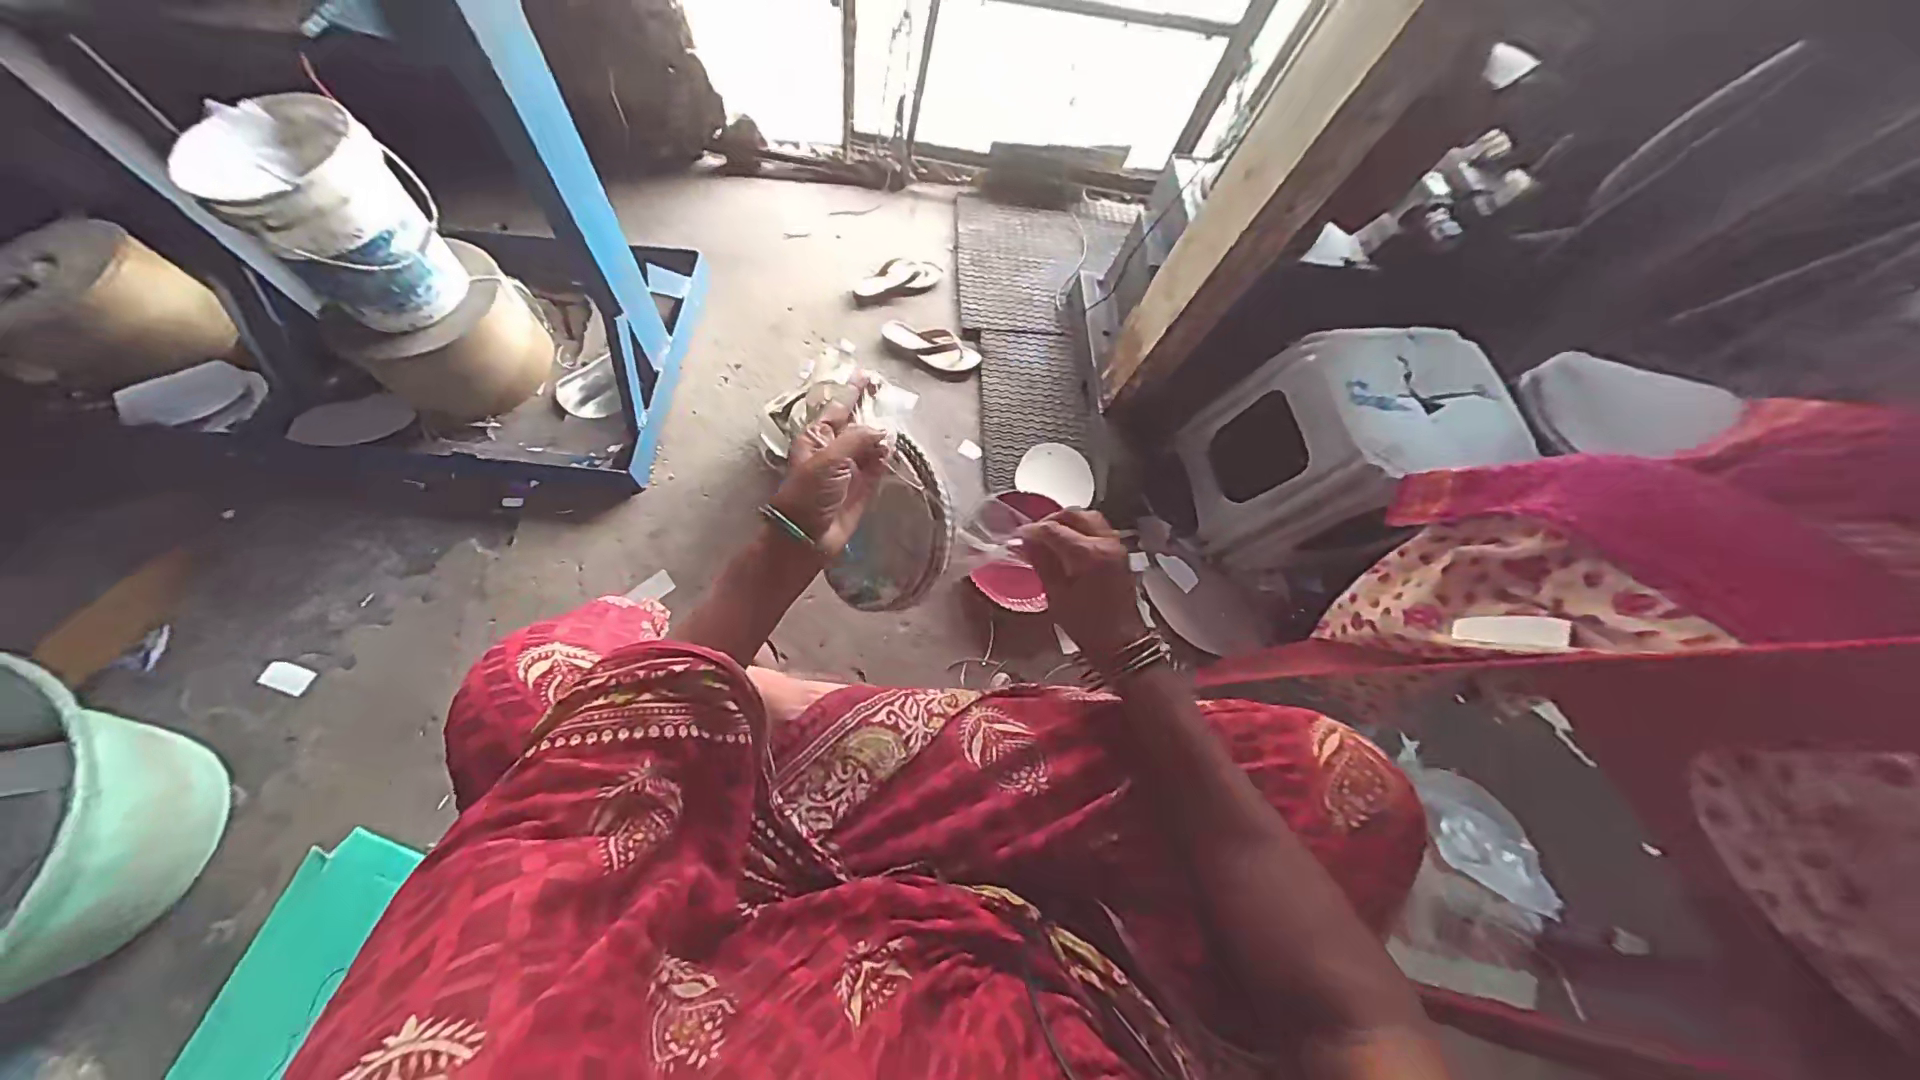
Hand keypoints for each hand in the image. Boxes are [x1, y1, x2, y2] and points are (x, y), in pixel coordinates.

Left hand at [769, 391, 888, 556]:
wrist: (806, 537)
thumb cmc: (808, 493)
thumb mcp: (828, 459)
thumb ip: (857, 440)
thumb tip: (882, 430)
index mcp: (816, 438)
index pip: (837, 408)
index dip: (851, 392)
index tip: (865, 375)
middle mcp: (833, 450)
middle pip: (855, 425)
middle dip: (870, 410)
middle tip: (887, 394)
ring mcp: (849, 470)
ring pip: (869, 445)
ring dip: (880, 435)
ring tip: (894, 422)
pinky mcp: (862, 488)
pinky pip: (878, 466)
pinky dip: (886, 456)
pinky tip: (893, 447)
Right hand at [1018, 509, 1149, 658]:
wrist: (1121, 643)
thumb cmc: (1088, 627)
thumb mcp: (1056, 595)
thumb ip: (1041, 562)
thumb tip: (1026, 544)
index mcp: (1087, 555)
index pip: (1053, 529)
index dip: (1031, 531)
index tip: (1018, 536)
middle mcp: (1105, 544)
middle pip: (1073, 514)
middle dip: (1050, 521)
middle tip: (1033, 534)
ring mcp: (1115, 546)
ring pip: (1088, 517)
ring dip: (1067, 522)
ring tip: (1050, 537)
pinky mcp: (1119, 553)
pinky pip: (1098, 529)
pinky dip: (1081, 529)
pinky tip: (1069, 544)